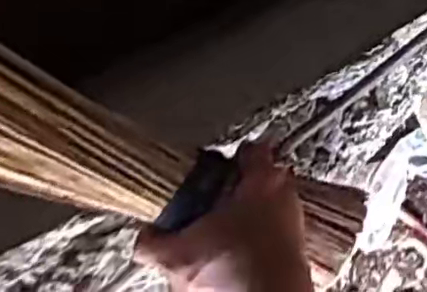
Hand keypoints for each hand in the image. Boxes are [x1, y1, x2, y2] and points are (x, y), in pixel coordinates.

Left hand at [136, 144, 313, 291]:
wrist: (280, 291)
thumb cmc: (261, 245)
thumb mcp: (262, 185)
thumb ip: (255, 162)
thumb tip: (253, 149)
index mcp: (177, 250)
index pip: (146, 240)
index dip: (157, 222)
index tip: (171, 208)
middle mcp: (179, 282)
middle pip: (179, 251)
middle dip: (205, 230)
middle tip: (229, 210)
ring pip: (205, 267)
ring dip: (226, 249)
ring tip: (256, 229)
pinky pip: (227, 281)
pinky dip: (242, 265)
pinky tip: (266, 250)